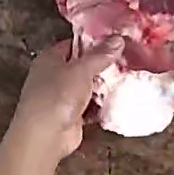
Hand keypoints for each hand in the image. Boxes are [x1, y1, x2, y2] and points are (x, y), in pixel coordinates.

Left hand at [7, 38, 122, 161]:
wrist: (46, 135)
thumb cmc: (58, 95)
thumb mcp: (81, 69)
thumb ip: (100, 55)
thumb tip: (118, 39)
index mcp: (51, 58)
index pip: (76, 44)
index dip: (95, 42)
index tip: (117, 42)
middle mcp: (54, 75)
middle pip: (83, 65)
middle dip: (103, 66)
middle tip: (127, 63)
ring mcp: (62, 96)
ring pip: (88, 86)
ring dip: (104, 87)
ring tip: (126, 81)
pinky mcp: (71, 114)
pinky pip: (90, 105)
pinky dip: (101, 105)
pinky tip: (117, 101)